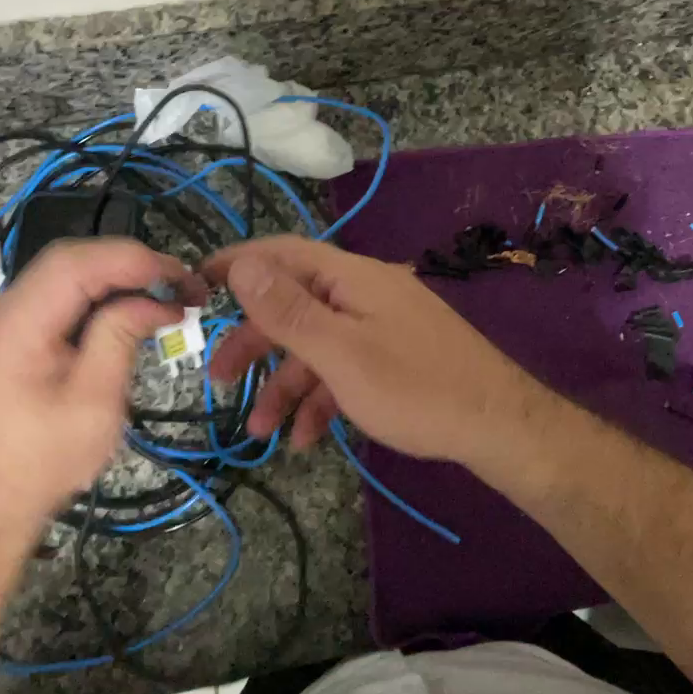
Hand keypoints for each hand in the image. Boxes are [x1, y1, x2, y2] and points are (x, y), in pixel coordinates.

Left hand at [0, 238, 203, 531]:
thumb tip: (156, 300)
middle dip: (131, 264)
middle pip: (70, 260)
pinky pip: (57, 295)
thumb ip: (120, 337)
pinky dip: (98, 294)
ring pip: (65, 273)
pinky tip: (129, 309)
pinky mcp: (8, 332)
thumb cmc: (44, 461)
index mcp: (13, 327)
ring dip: (118, 277)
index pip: (75, 264)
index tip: (179, 276)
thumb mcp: (94, 402)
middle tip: (181, 285)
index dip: (132, 260)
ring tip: (164, 295)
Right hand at [202, 236, 550, 465]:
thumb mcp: (340, 352)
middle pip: (295, 304)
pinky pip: (346, 368)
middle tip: (218, 379)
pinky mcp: (396, 357)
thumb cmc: (414, 387)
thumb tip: (243, 264)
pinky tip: (308, 440)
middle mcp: (365, 292)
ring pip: (318, 345)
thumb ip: (289, 310)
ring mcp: (383, 325)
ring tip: (261, 432)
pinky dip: (322, 398)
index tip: (195, 284)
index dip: (237, 264)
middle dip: (254, 343)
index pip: (282, 253)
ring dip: (286, 386)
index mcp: (351, 278)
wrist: (497, 427)